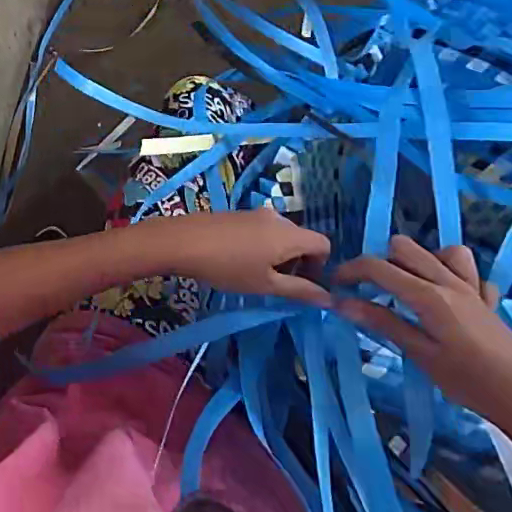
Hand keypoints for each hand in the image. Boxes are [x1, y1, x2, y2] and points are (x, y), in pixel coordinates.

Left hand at [150, 209, 331, 304]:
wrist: (182, 241)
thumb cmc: (228, 266)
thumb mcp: (266, 284)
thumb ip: (300, 291)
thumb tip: (329, 298)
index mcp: (290, 233)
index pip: (323, 244)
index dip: (321, 266)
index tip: (302, 285)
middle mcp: (276, 218)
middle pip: (301, 239)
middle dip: (298, 262)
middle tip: (276, 284)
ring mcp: (254, 213)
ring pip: (280, 235)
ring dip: (277, 255)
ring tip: (254, 274)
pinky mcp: (236, 214)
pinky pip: (260, 230)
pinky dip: (260, 246)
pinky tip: (236, 260)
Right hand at [331, 236, 511, 435]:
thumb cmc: (470, 381)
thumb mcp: (419, 354)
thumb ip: (382, 323)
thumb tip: (341, 303)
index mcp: (427, 295)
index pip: (377, 267)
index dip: (350, 271)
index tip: (334, 285)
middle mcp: (448, 282)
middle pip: (404, 248)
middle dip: (380, 262)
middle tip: (370, 290)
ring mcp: (472, 288)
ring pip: (440, 250)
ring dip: (419, 262)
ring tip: (409, 287)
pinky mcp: (488, 301)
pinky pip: (470, 272)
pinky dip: (454, 275)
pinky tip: (446, 296)